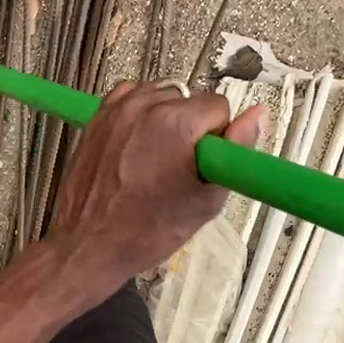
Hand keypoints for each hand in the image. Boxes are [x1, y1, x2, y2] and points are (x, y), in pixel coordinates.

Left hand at [48, 81, 268, 298]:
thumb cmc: (142, 232)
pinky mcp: (95, 120)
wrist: (86, 247)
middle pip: (189, 99)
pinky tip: (136, 145)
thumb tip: (257, 116)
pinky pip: (128, 98)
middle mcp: (143, 107)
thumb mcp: (204, 200)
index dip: (217, 138)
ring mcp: (114, 111)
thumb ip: (236, 152)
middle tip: (177, 168)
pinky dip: (137, 114)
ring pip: (160, 95)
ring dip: (165, 119)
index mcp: (175, 122)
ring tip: (154, 160)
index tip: (202, 164)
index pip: (219, 106)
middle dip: (191, 128)